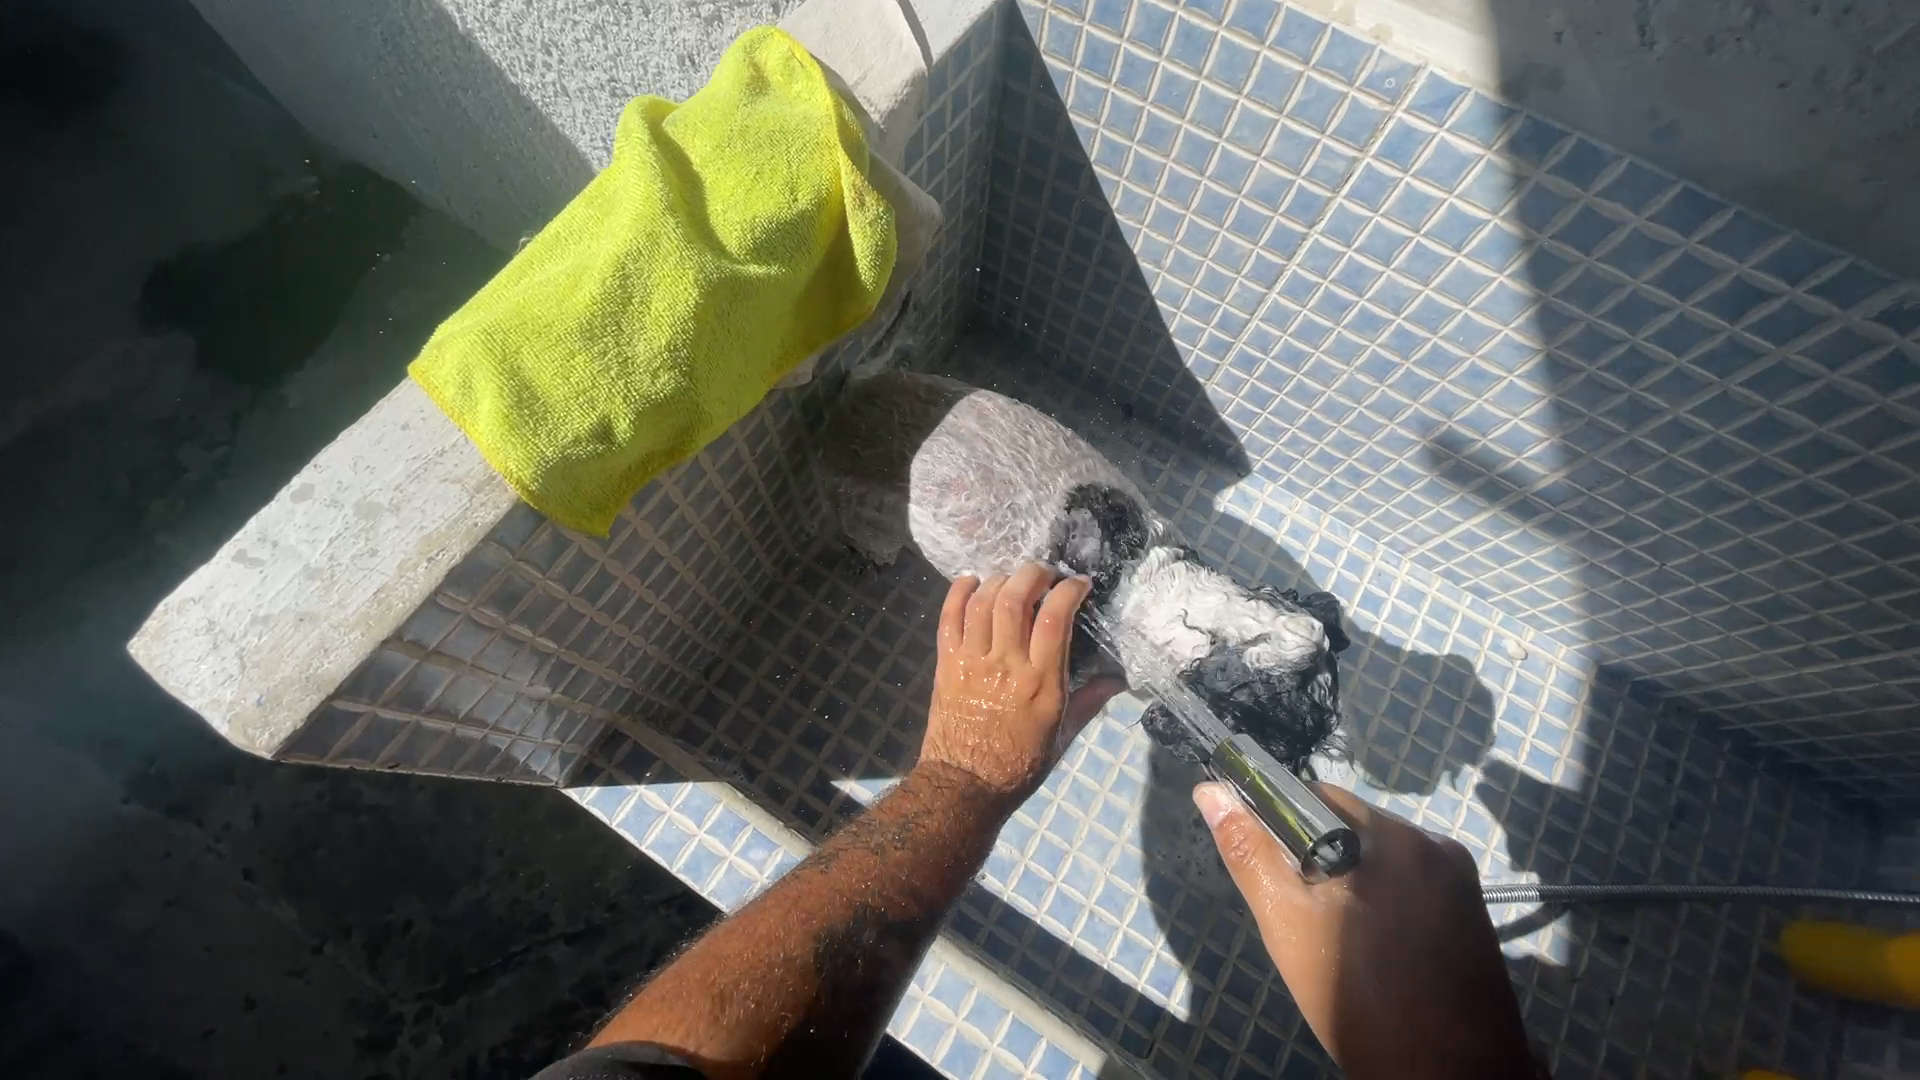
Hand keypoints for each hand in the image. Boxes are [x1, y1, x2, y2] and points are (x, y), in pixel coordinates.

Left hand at [918, 564, 1124, 799]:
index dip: (1068, 591)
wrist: (965, 784)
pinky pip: (949, 617)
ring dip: (1000, 580)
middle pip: (1015, 599)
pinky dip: (959, 592)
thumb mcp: (1064, 736)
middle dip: (1032, 574)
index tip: (1078, 584)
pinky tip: (972, 582)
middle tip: (1045, 573)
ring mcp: (972, 660)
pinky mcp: (947, 662)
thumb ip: (1090, 700)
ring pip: (983, 602)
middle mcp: (1006, 664)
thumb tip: (1118, 678)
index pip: (1055, 619)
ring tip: (1013, 579)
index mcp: (1041, 681)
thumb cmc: (1021, 763)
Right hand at [1194, 781, 1540, 1079]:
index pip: (1312, 795)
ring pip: (1377, 849)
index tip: (1268, 862)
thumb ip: (1248, 850)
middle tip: (1299, 906)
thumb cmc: (1353, 999)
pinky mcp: (1473, 906)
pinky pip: (1409, 875)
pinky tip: (1373, 937)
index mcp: (1387, 837)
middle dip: (1314, 850)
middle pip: (1347, 821)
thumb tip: (1210, 791)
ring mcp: (1458, 875)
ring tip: (1335, 927)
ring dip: (1349, 870)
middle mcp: (1430, 842)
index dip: (1277, 820)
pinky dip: (1383, 891)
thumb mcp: (1285, 922)